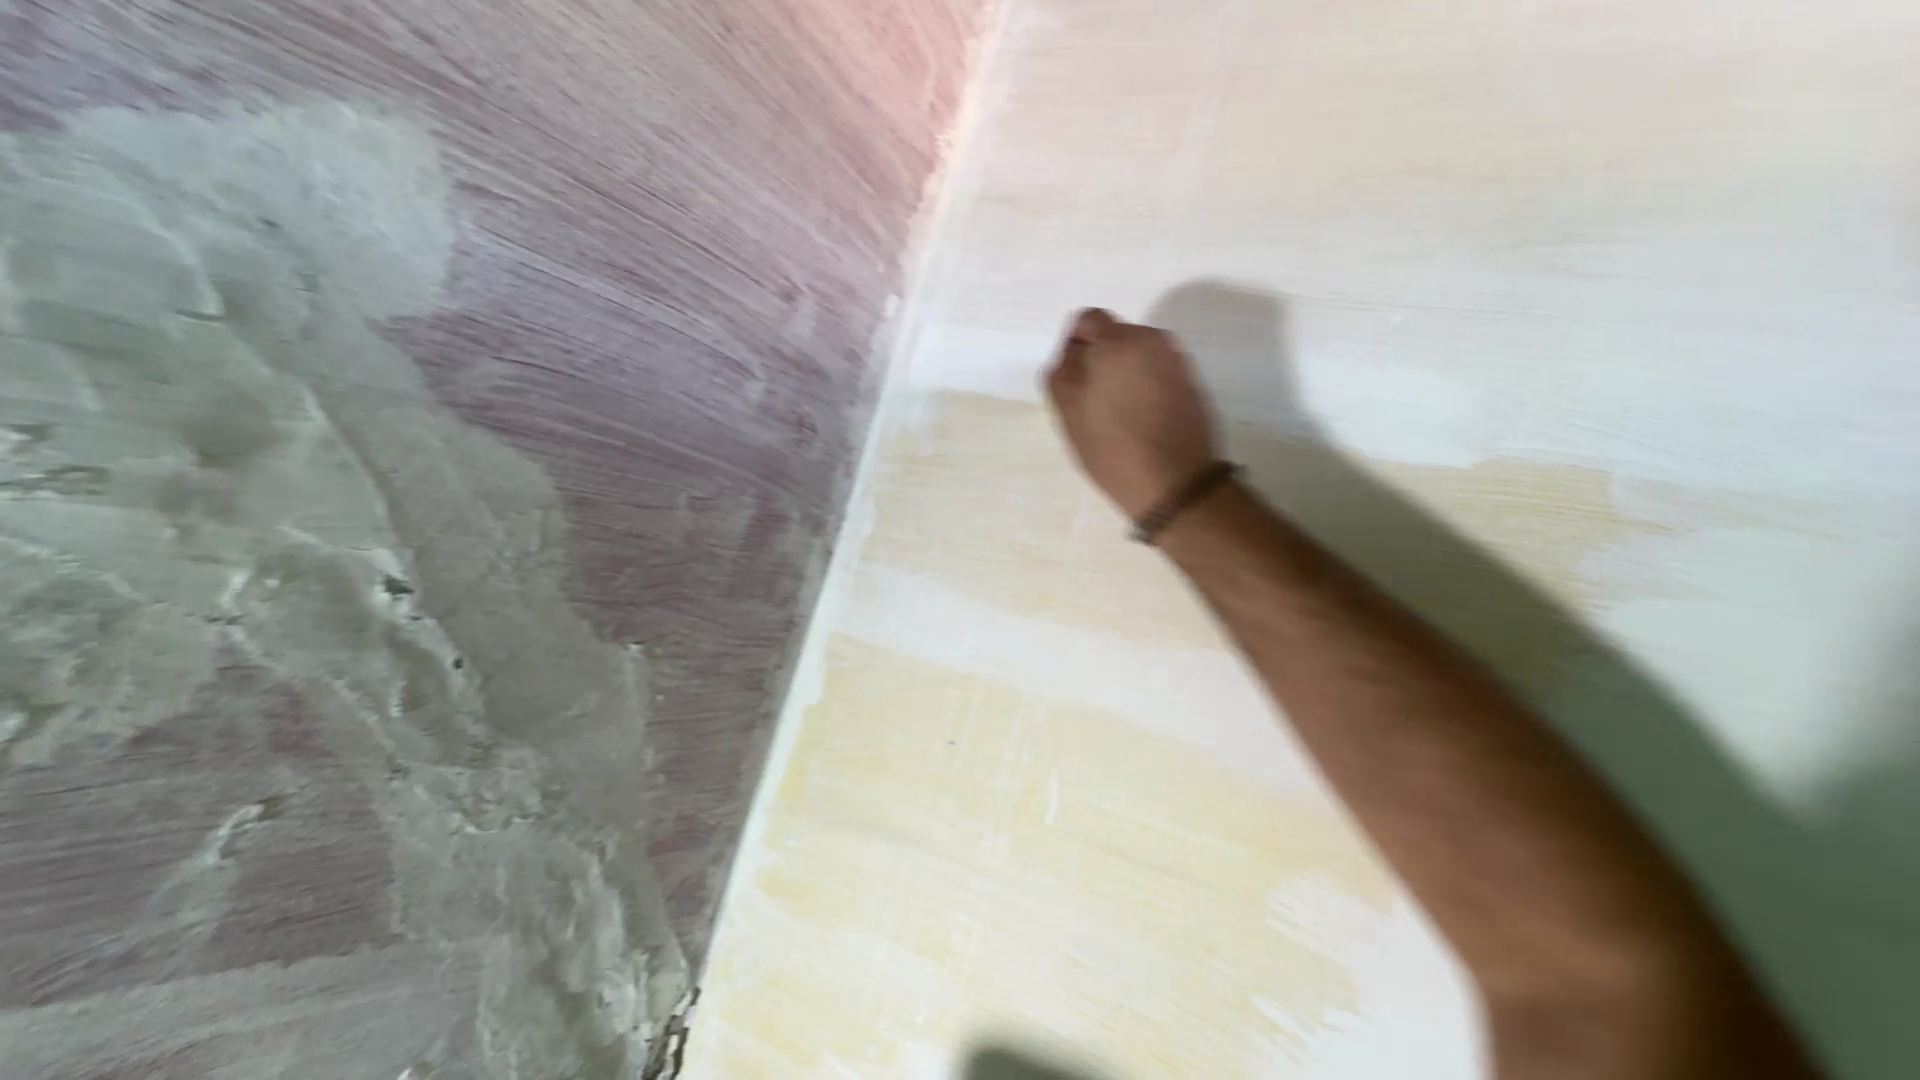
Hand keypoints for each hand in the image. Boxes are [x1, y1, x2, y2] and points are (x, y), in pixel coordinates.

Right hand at [1045, 308, 1221, 519]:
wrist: (1176, 483)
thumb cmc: (1113, 450)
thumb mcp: (1071, 414)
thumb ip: (1064, 372)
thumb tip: (1072, 350)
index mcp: (1117, 341)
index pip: (1089, 320)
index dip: (1077, 346)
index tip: (1076, 379)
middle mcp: (1151, 340)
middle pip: (1116, 336)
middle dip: (1102, 359)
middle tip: (1096, 402)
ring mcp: (1176, 360)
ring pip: (1138, 354)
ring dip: (1125, 372)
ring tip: (1121, 413)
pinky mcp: (1192, 381)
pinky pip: (1158, 371)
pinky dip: (1147, 384)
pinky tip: (1143, 418)